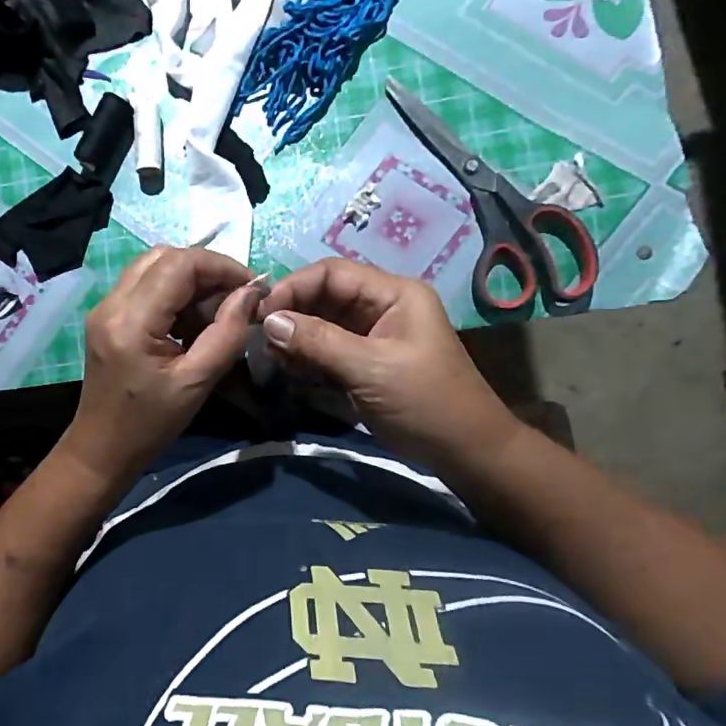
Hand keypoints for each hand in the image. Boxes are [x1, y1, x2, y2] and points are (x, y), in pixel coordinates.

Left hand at [62, 246, 260, 481]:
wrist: (102, 450)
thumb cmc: (150, 424)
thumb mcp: (197, 382)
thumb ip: (227, 333)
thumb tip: (252, 294)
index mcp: (131, 321)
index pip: (180, 265)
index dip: (221, 267)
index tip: (252, 289)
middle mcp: (112, 303)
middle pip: (165, 256)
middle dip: (207, 270)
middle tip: (235, 298)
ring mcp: (105, 307)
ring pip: (154, 266)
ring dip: (191, 279)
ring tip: (216, 311)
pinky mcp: (108, 316)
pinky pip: (146, 285)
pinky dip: (175, 292)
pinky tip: (191, 321)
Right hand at [257, 258, 520, 470]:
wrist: (463, 452)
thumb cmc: (425, 402)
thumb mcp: (371, 369)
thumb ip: (319, 342)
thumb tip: (269, 321)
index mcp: (393, 294)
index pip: (333, 273)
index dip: (294, 286)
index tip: (261, 312)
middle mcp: (381, 307)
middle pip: (324, 297)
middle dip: (292, 314)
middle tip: (262, 339)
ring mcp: (372, 336)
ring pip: (322, 324)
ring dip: (295, 337)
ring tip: (273, 358)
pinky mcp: (364, 364)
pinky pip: (327, 350)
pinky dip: (306, 357)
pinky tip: (288, 369)